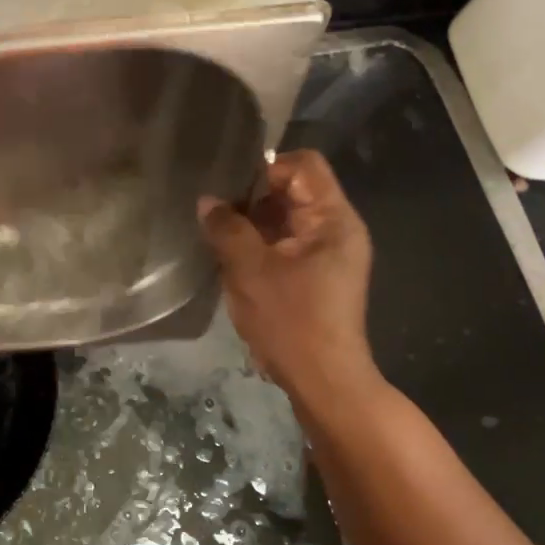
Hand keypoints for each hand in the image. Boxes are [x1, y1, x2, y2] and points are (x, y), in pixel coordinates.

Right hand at [199, 150, 381, 407]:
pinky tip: (231, 261)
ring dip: (250, 224)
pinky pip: (283, 244)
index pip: (303, 166)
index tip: (228, 190)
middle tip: (215, 215)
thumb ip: (226, 228)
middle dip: (251, 198)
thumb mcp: (249, 269)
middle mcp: (337, 229)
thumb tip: (207, 201)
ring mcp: (327, 254)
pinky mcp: (315, 275)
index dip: (264, 169)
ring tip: (217, 237)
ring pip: (284, 219)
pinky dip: (257, 245)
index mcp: (333, 219)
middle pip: (293, 190)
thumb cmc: (290, 319)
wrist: (322, 378)